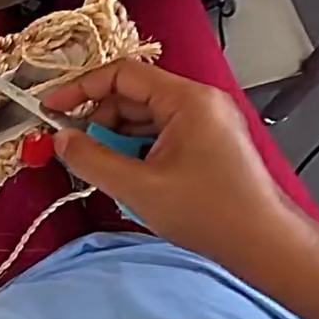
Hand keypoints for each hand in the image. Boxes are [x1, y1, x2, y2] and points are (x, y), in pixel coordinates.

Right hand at [43, 61, 313, 259]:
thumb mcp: (138, 187)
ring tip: (101, 168)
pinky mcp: (205, 142)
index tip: (53, 108)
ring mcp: (204, 121)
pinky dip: (135, 150)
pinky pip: (158, 134)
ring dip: (115, 139)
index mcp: (186, 100)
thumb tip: (60, 140)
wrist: (264, 244)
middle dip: (98, 120)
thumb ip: (91, 159)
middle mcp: (198, 102)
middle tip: (74, 148)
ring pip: (143, 118)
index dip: (81, 88)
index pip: (122, 74)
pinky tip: (126, 175)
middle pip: (131, 96)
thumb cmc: (209, 213)